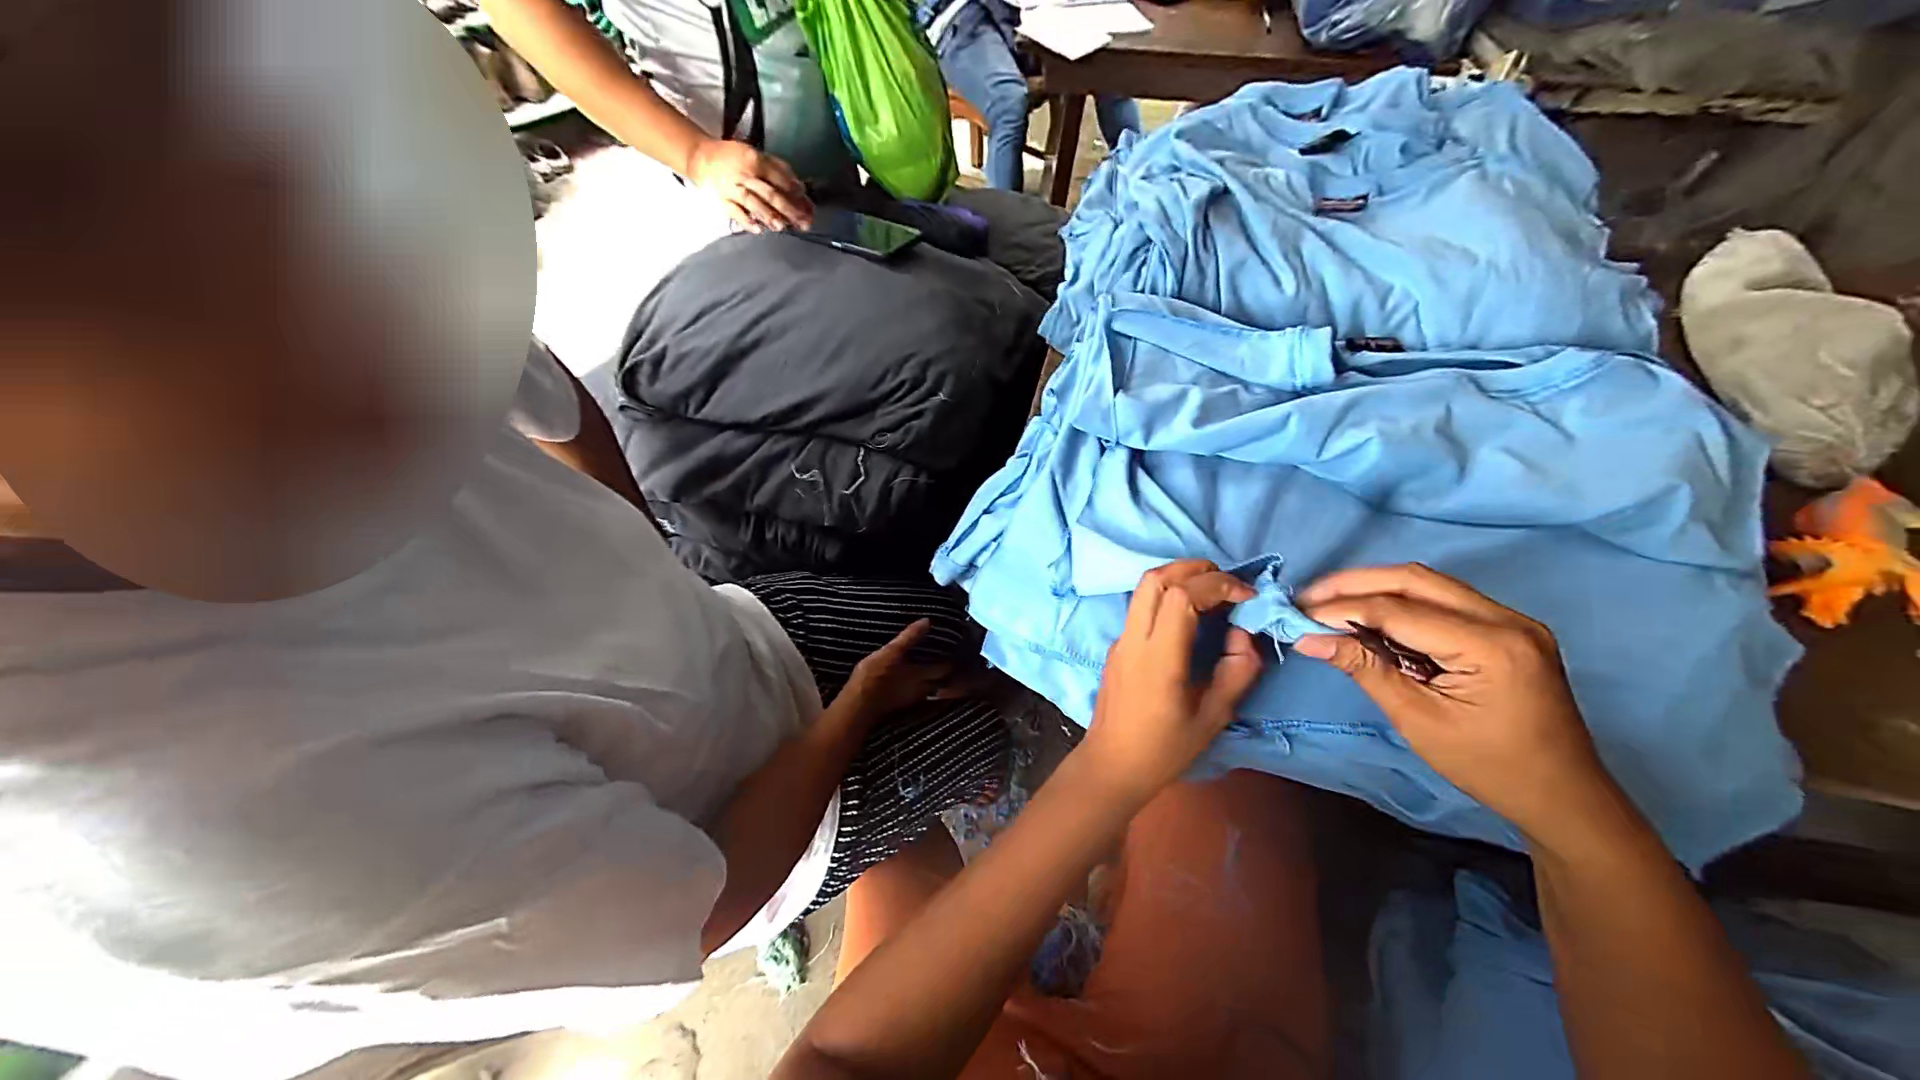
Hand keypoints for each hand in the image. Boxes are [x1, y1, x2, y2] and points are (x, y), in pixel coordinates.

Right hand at [685, 139, 813, 232]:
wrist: (702, 158)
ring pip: (753, 203)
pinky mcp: (722, 200)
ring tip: (782, 227)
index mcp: (756, 161)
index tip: (808, 205)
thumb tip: (800, 187)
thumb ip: (778, 170)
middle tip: (804, 223)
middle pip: (770, 193)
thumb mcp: (757, 156)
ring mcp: (733, 189)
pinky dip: (746, 221)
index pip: (779, 178)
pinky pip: (734, 212)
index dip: (795, 192)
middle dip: (789, 209)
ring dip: (769, 215)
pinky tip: (758, 230)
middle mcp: (745, 175)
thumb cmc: (735, 158)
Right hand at [834, 619, 949, 722]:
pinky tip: (908, 682)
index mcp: (921, 675)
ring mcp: (910, 700)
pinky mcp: (899, 706)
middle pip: (938, 682)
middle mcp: (921, 690)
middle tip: (941, 660)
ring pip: (927, 690)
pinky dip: (916, 688)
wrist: (857, 705)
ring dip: (929, 681)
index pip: (944, 669)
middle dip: (941, 673)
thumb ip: (909, 637)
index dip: (948, 661)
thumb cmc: (875, 676)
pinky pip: (914, 696)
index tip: (950, 651)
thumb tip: (927, 621)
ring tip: (926, 669)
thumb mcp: (891, 652)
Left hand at [1080, 560, 1266, 799]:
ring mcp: (1121, 641)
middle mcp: (1133, 640)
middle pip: (1155, 578)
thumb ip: (1235, 673)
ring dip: (1178, 578)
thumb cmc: (1163, 749)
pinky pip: (1141, 607)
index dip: (1217, 585)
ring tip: (1213, 593)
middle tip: (1229, 583)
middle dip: (1194, 569)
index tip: (1247, 597)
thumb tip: (1244, 635)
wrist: (1111, 766)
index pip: (1181, 595)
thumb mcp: (1212, 717)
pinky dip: (1167, 597)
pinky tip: (1190, 617)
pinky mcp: (1117, 648)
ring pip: (1143, 589)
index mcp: (1158, 656)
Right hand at [1293, 564, 1620, 847]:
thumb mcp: (1417, 719)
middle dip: (1354, 584)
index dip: (1341, 609)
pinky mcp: (1507, 628)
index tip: (1297, 615)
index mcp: (1490, 645)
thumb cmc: (1488, 766)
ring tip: (1330, 604)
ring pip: (1428, 583)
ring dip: (1375, 588)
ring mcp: (1512, 620)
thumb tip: (1308, 639)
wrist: (1563, 796)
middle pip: (1414, 579)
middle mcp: (1506, 619)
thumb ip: (1364, 669)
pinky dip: (1400, 602)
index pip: (1398, 609)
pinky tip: (1371, 617)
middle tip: (1307, 598)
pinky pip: (1443, 600)